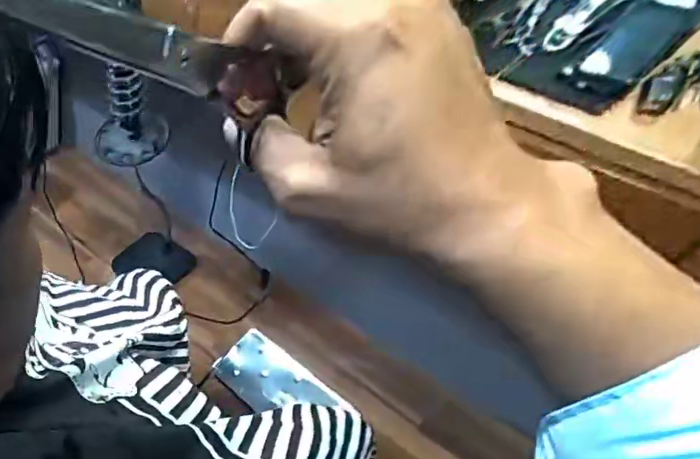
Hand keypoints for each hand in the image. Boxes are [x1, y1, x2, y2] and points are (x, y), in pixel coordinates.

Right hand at [220, 0, 587, 265]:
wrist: (475, 198)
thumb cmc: (388, 198)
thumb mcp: (303, 187)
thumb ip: (260, 144)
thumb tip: (245, 120)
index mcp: (358, 39)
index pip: (278, 6)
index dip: (238, 37)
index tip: (224, 80)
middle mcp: (395, 4)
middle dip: (269, 35)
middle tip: (252, 88)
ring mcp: (424, 6)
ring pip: (340, 0)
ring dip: (302, 35)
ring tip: (285, 85)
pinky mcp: (438, 20)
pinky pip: (371, 9)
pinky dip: (336, 34)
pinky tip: (327, 81)